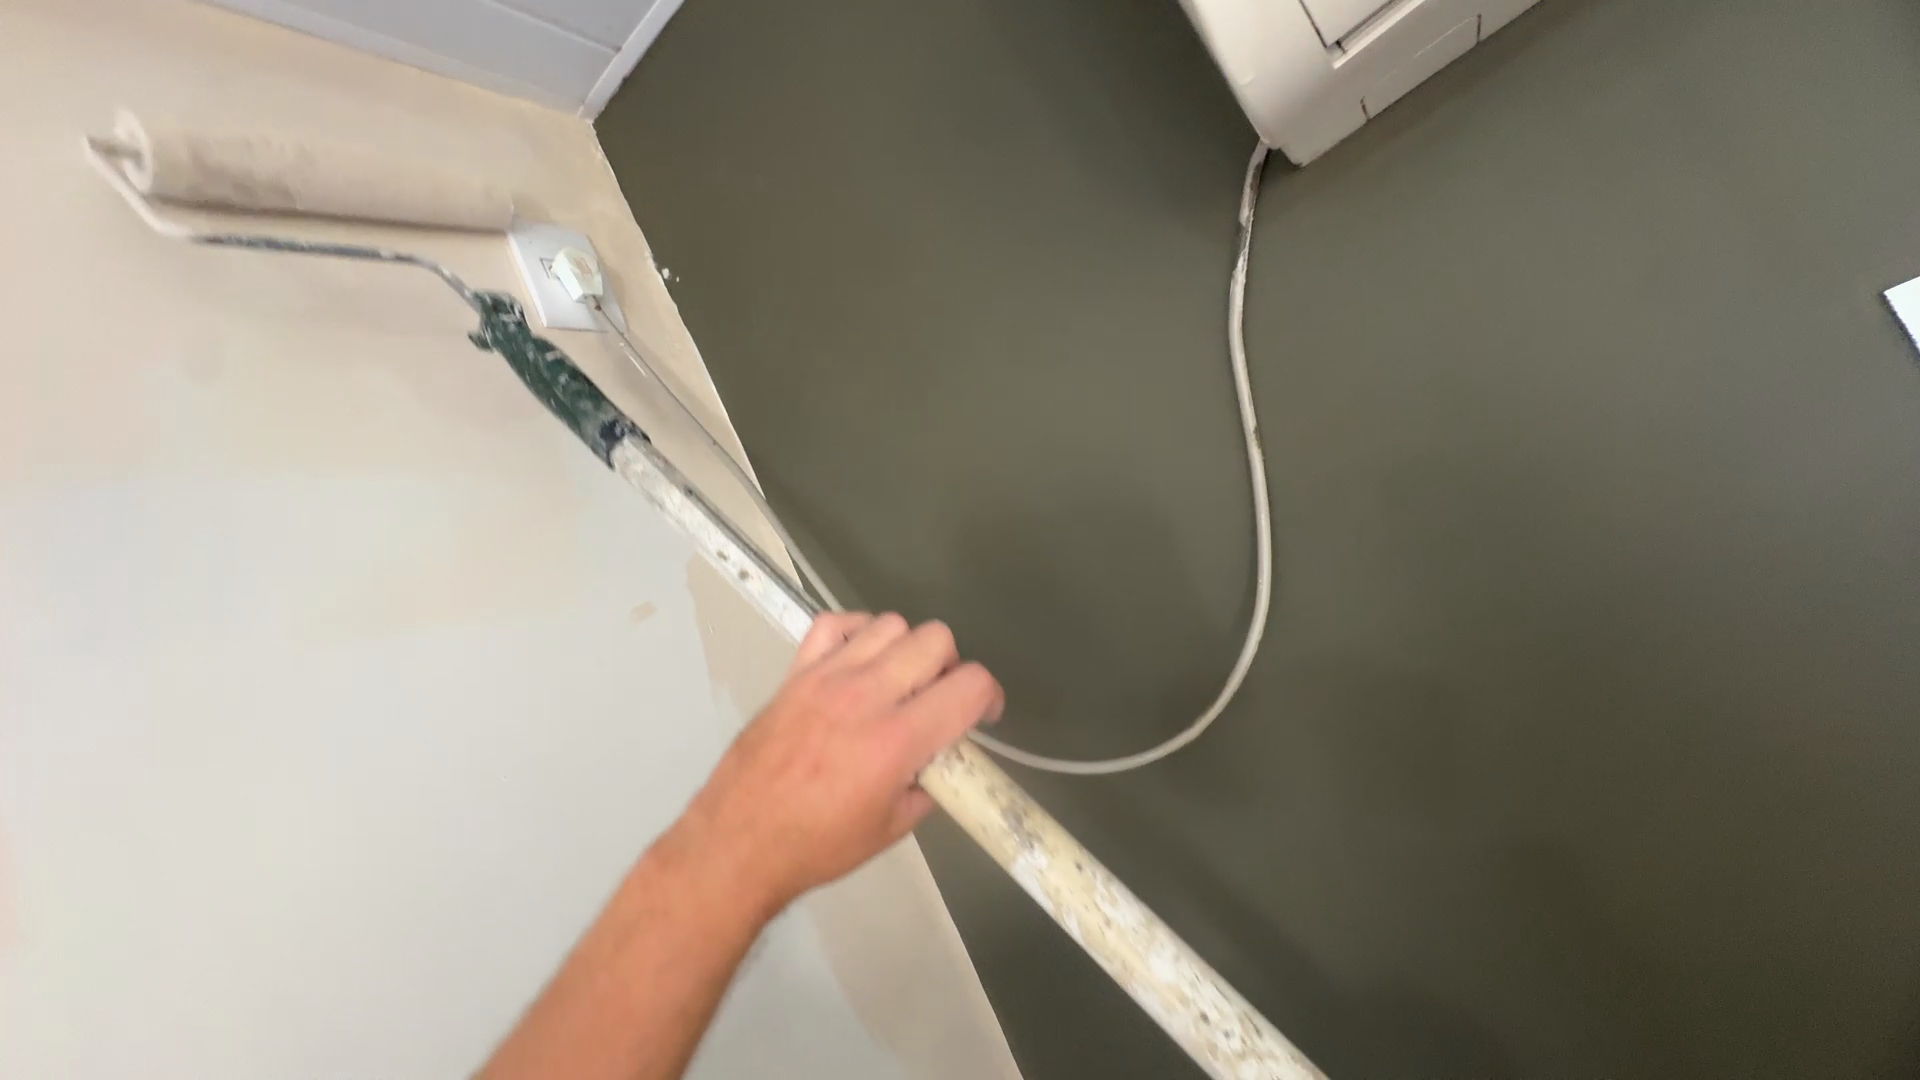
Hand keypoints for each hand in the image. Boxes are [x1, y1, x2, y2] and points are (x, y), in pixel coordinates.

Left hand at [672, 612, 1003, 917]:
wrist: (737, 842)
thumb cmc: (816, 845)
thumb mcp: (891, 829)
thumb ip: (927, 786)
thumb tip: (939, 760)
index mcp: (898, 740)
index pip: (970, 685)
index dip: (990, 696)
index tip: (984, 714)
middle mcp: (867, 695)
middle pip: (936, 639)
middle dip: (951, 666)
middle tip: (939, 697)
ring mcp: (828, 676)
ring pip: (891, 623)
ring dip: (907, 647)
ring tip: (899, 679)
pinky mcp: (797, 672)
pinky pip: (835, 623)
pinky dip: (858, 632)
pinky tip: (859, 660)